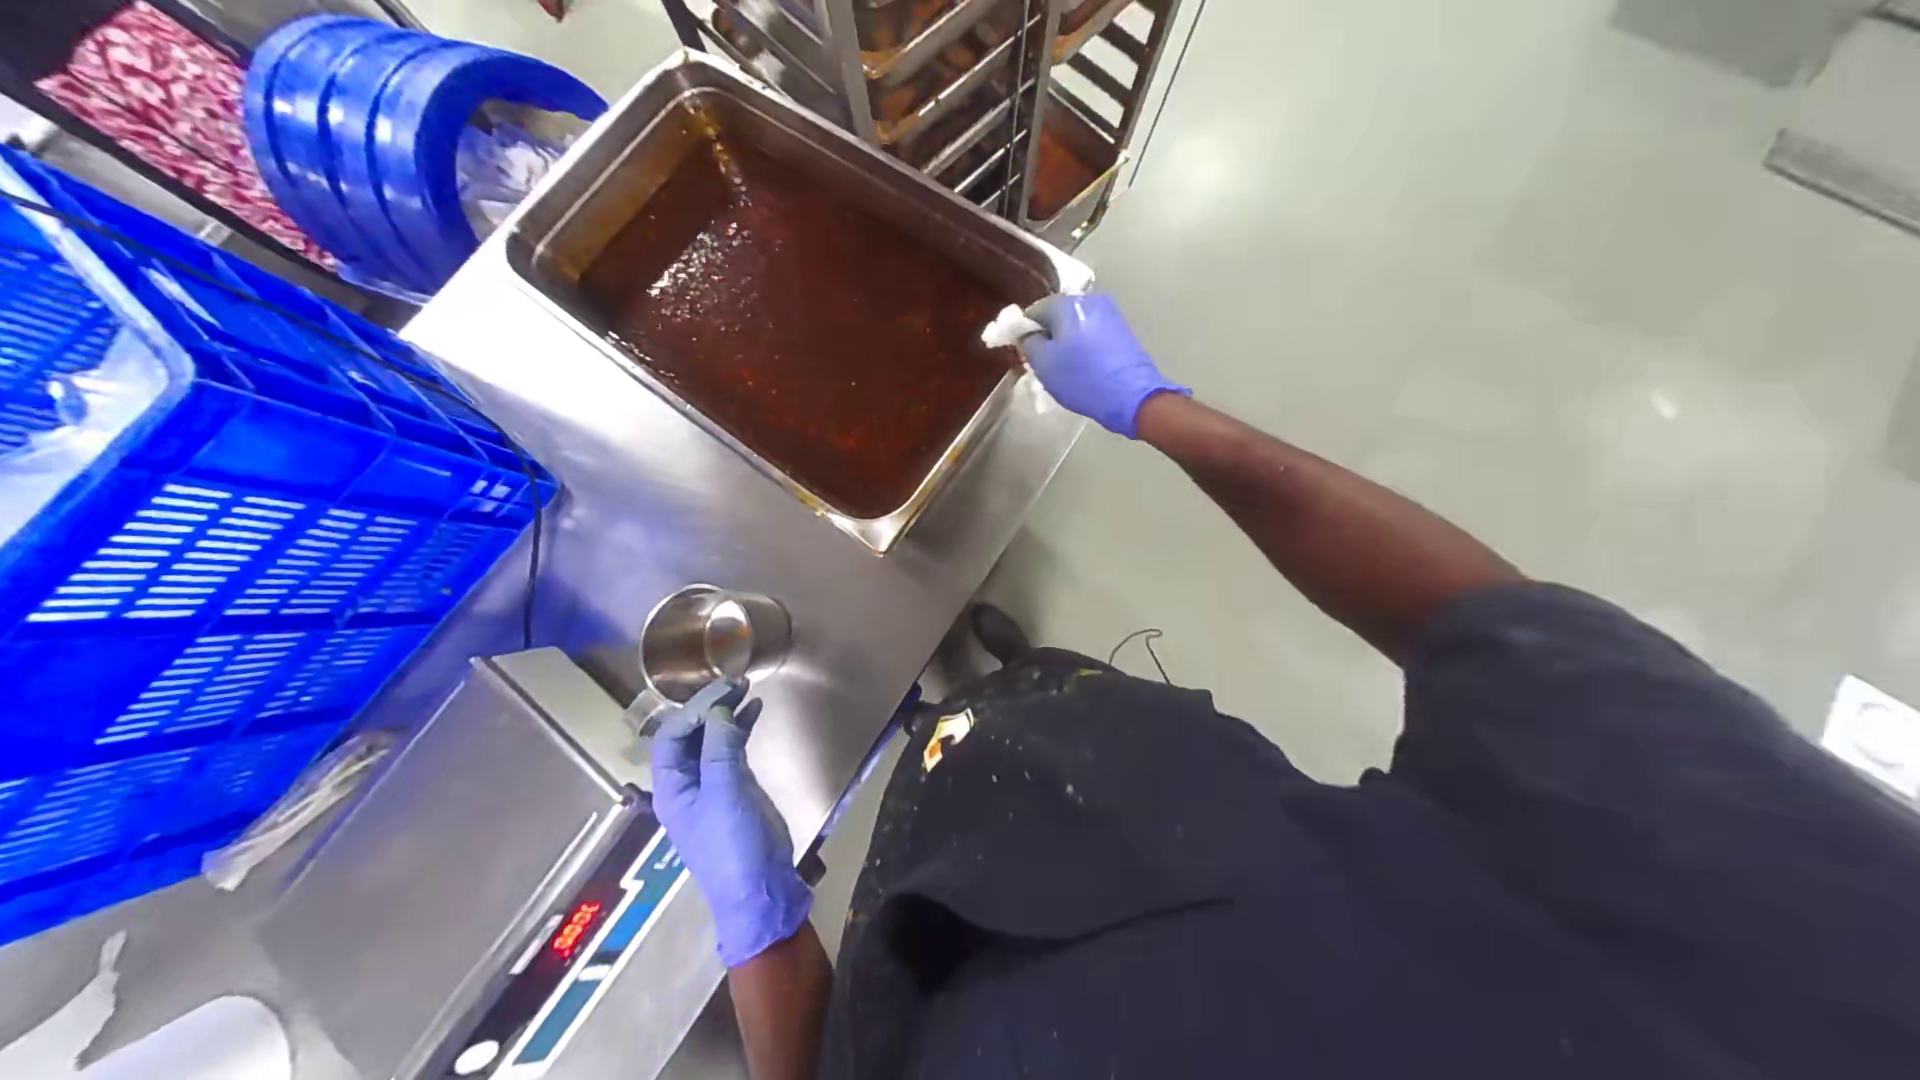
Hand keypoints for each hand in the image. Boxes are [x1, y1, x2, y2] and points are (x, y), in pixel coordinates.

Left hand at [652, 679, 811, 967]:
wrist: (761, 891)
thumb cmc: (733, 846)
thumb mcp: (725, 795)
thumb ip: (721, 749)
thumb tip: (720, 711)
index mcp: (672, 788)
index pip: (672, 736)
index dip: (694, 711)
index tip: (723, 693)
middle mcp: (687, 783)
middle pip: (691, 734)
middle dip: (710, 706)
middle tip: (736, 682)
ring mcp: (713, 785)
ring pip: (714, 738)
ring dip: (727, 713)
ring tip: (747, 688)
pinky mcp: (737, 788)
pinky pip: (734, 749)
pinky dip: (743, 728)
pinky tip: (756, 711)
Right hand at [1021, 293, 1189, 437]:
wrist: (1131, 395)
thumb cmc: (1081, 378)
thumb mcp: (1043, 364)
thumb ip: (1029, 343)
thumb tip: (1030, 335)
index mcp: (1067, 303)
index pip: (1034, 311)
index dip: (1025, 332)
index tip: (1024, 353)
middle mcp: (1090, 299)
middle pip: (1058, 315)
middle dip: (1048, 335)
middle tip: (1044, 362)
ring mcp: (1110, 313)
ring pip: (1076, 324)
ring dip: (1067, 342)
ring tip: (1066, 367)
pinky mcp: (1123, 329)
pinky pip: (1093, 333)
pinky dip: (1084, 346)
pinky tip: (1085, 366)